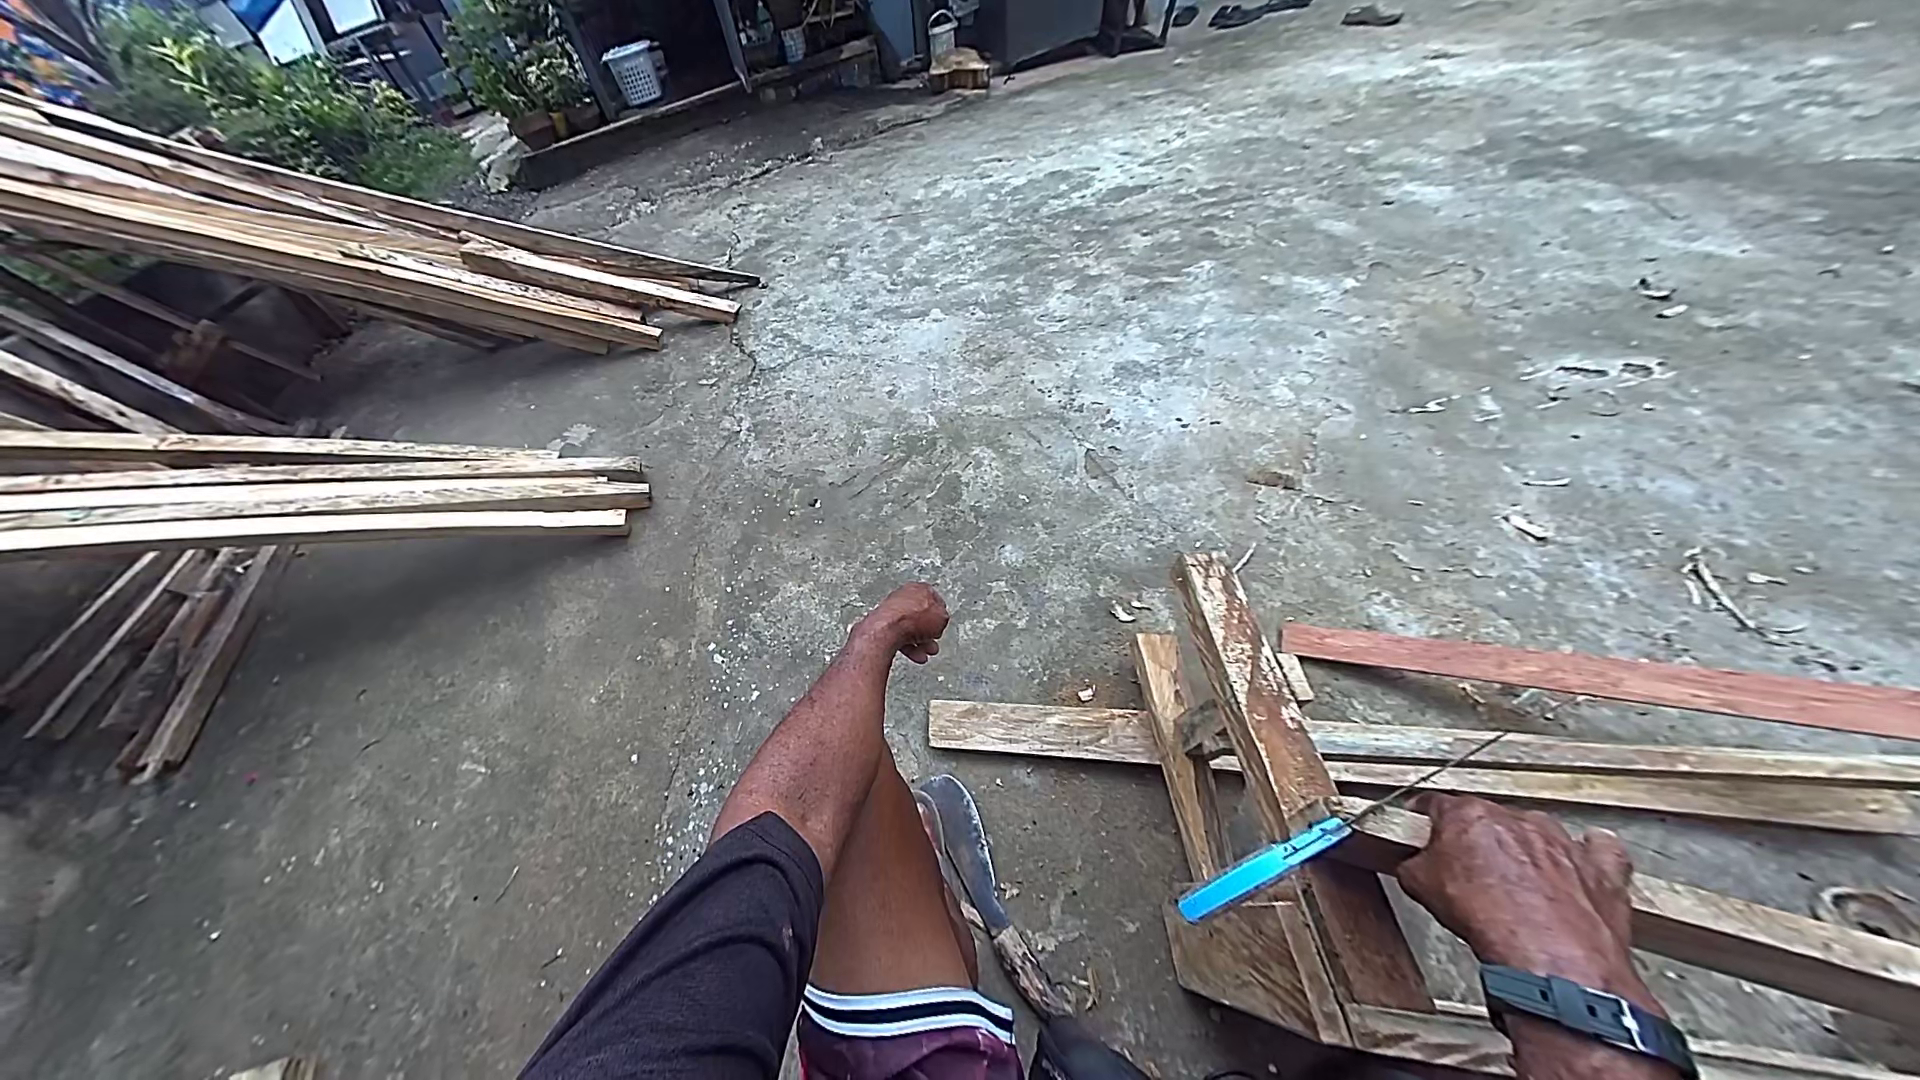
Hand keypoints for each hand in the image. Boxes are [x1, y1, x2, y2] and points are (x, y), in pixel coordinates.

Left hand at [854, 583, 949, 663]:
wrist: (888, 629)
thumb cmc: (912, 619)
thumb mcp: (942, 618)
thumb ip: (943, 618)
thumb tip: (940, 623)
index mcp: (920, 588)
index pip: (934, 600)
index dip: (940, 615)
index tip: (941, 625)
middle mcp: (904, 595)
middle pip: (920, 615)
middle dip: (928, 631)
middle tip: (933, 640)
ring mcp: (892, 609)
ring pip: (910, 627)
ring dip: (919, 641)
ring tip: (925, 651)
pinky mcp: (883, 623)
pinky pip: (899, 635)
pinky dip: (908, 646)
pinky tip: (915, 655)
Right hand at [1396, 794, 1659, 1011]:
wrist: (1546, 956)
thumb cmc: (1484, 916)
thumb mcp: (1418, 884)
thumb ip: (1414, 862)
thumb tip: (1415, 864)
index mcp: (1466, 813)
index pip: (1436, 803)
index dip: (1427, 816)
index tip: (1424, 825)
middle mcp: (1513, 818)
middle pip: (1488, 816)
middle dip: (1477, 834)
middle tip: (1469, 861)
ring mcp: (1561, 841)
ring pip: (1538, 830)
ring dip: (1527, 844)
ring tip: (1519, 872)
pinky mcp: (1601, 870)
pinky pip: (1601, 849)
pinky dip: (1592, 852)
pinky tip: (1582, 859)